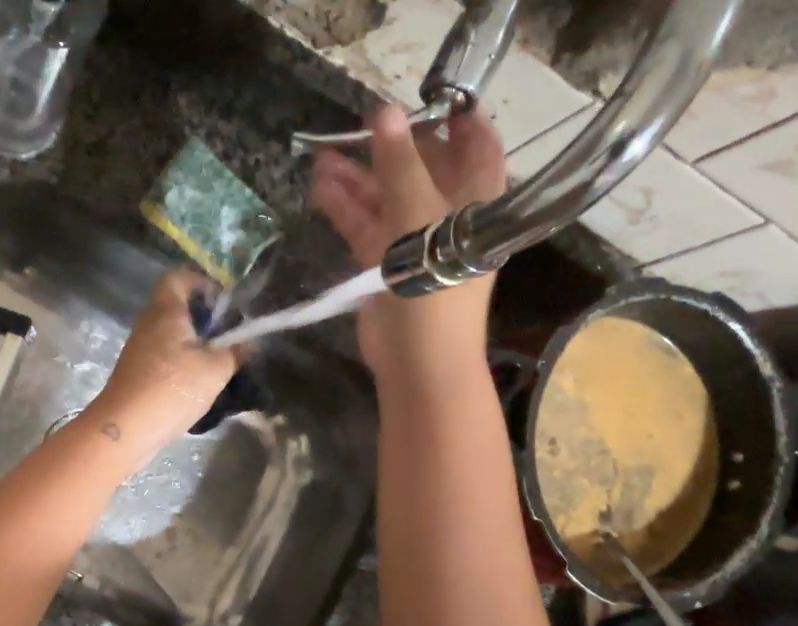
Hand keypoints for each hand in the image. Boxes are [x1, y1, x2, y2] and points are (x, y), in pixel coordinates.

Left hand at [85, 270, 238, 453]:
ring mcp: (139, 350)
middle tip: (230, 336)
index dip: (202, 283)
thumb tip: (250, 343)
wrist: (125, 430)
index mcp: (165, 311)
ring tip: (220, 361)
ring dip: (195, 344)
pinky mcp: (137, 374)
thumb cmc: (172, 389)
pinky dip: (182, 363)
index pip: (178, 278)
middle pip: (176, 307)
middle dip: (204, 318)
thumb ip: (236, 352)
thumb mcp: (216, 369)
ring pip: (171, 335)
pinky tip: (200, 382)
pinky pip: (164, 357)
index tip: (225, 304)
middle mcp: (148, 324)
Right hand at [310, 104, 505, 381]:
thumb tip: (383, 111)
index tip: (425, 96)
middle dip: (388, 148)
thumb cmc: (434, 282)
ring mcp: (413, 240)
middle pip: (419, 169)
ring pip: (384, 197)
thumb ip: (399, 163)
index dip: (455, 119)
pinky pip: (363, 225)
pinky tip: (320, 187)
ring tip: (321, 154)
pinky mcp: (382, 265)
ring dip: (356, 177)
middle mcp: (447, 214)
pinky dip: (344, 207)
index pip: (476, 145)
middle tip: (356, 125)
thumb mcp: (419, 213)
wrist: (418, 356)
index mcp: (477, 198)